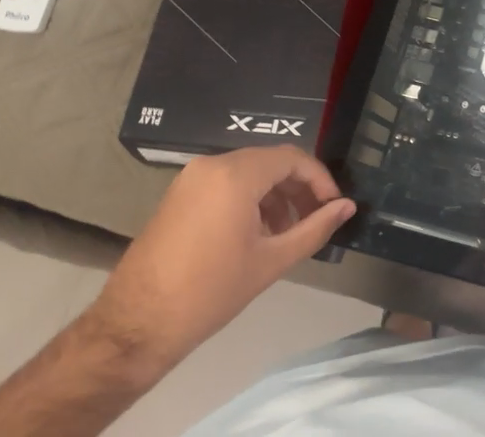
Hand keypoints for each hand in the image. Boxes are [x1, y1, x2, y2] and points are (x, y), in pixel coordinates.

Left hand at [83, 146, 354, 378]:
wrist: (137, 325)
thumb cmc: (210, 292)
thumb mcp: (271, 261)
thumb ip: (314, 229)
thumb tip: (347, 207)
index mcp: (235, 175)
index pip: (292, 158)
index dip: (320, 179)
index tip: (334, 207)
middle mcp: (212, 165)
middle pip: (270, 162)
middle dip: (298, 188)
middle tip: (316, 220)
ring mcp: (191, 178)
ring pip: (248, 172)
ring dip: (274, 195)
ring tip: (287, 233)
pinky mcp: (179, 194)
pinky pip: (225, 183)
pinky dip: (249, 199)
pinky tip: (257, 234)